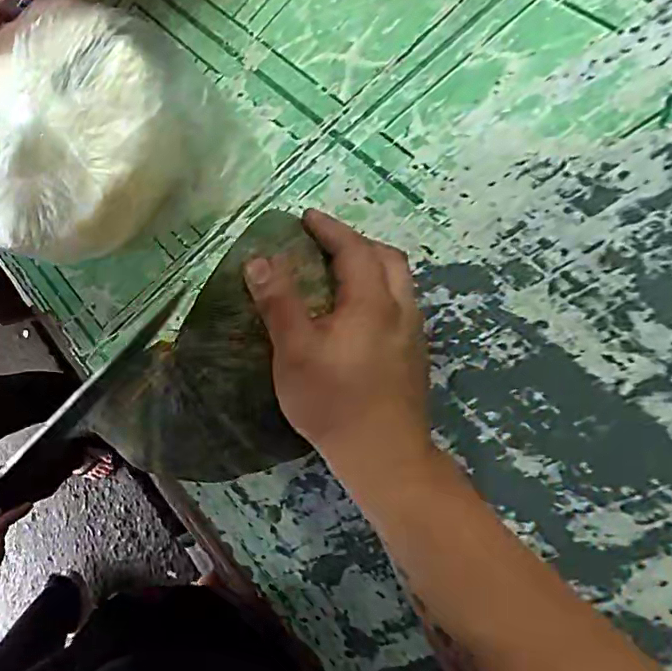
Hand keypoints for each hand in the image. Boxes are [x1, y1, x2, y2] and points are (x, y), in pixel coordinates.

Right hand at [245, 210, 433, 476]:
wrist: (383, 453)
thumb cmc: (332, 399)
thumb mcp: (293, 350)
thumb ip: (278, 302)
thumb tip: (260, 260)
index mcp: (372, 303)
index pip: (354, 251)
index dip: (330, 230)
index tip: (305, 217)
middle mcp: (400, 311)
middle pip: (388, 260)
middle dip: (356, 243)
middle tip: (323, 243)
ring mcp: (411, 335)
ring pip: (398, 283)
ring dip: (370, 266)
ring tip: (336, 273)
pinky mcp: (411, 356)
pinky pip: (397, 305)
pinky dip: (375, 290)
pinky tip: (353, 314)